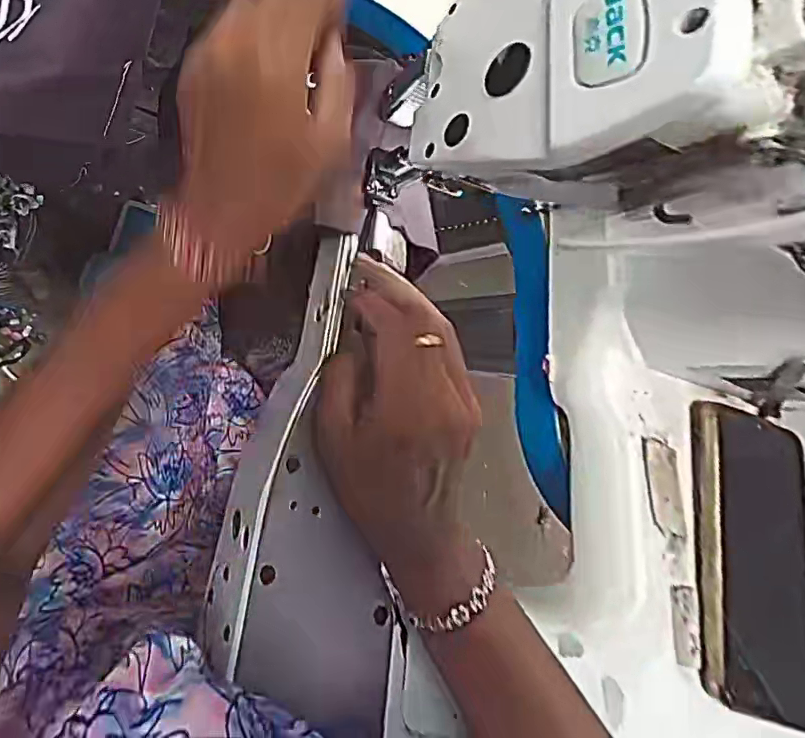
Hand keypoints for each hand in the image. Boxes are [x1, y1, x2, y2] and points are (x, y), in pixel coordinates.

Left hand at [176, 0, 353, 264]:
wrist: (217, 211)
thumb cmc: (269, 187)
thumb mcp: (331, 138)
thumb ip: (340, 77)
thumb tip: (335, 49)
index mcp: (276, 63)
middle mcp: (238, 49)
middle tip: (335, 10)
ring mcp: (212, 55)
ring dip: (284, 1)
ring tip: (305, 26)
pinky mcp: (197, 68)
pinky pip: (228, 22)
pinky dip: (255, 20)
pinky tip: (272, 43)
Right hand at [316, 256, 486, 611]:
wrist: (420, 533)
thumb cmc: (372, 493)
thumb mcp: (333, 439)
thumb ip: (340, 378)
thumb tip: (349, 336)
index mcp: (407, 411)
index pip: (397, 332)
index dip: (372, 302)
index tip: (350, 292)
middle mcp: (444, 400)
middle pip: (426, 322)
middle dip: (394, 288)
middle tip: (366, 271)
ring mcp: (464, 399)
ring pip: (442, 329)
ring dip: (410, 301)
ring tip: (381, 286)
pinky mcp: (470, 401)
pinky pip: (448, 348)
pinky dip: (423, 324)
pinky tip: (401, 319)